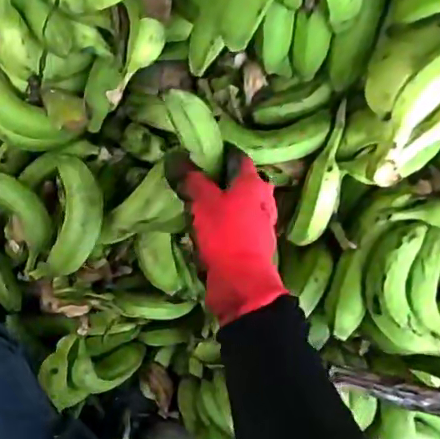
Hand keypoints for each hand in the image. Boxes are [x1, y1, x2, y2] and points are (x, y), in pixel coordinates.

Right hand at [176, 152, 287, 324]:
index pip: (238, 158)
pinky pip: (236, 227)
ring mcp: (260, 224)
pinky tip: (206, 228)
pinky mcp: (253, 245)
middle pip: (241, 182)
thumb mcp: (203, 203)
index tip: (198, 155)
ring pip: (239, 205)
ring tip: (197, 205)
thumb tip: (176, 156)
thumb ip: (192, 180)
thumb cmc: (225, 236)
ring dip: (222, 204)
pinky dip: (223, 224)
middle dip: (220, 180)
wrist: (242, 284)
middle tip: (195, 180)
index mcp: (253, 184)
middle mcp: (263, 200)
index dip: (220, 154)